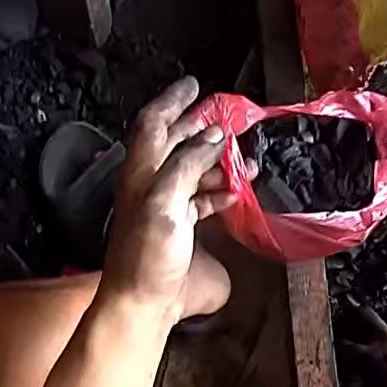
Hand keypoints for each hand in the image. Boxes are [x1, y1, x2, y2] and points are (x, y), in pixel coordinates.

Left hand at [102, 78, 238, 320]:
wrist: (144, 300)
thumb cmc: (148, 254)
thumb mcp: (165, 201)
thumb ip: (188, 164)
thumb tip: (214, 135)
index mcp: (142, 172)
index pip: (154, 123)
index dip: (172, 101)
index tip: (194, 85)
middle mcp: (152, 183)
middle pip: (176, 144)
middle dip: (200, 127)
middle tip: (226, 117)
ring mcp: (167, 205)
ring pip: (193, 170)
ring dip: (217, 160)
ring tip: (243, 156)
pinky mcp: (181, 227)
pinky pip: (203, 198)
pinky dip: (220, 191)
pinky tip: (237, 191)